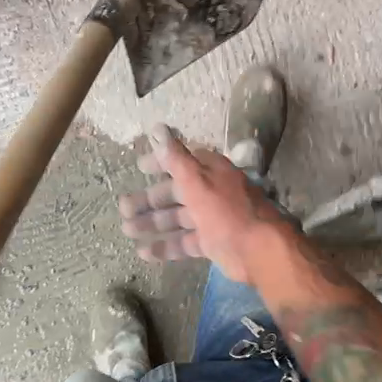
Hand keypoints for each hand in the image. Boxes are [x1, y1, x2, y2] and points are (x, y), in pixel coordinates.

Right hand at [118, 125, 292, 282]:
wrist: (258, 249)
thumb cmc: (226, 211)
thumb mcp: (197, 181)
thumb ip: (175, 158)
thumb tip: (157, 129)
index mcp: (211, 171)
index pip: (182, 161)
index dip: (160, 163)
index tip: (139, 168)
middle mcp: (212, 192)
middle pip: (176, 193)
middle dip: (149, 200)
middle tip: (123, 209)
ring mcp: (213, 219)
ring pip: (178, 218)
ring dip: (153, 223)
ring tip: (128, 230)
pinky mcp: (213, 243)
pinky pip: (185, 242)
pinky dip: (167, 247)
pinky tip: (145, 253)